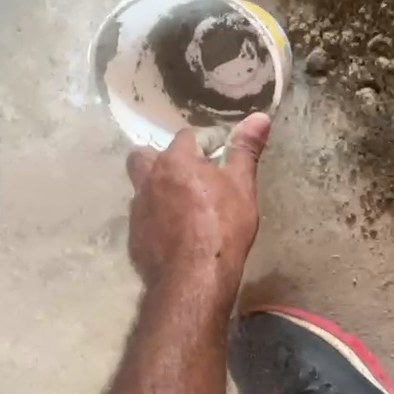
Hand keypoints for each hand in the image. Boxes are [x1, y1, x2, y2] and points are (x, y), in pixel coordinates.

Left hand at [125, 114, 272, 299]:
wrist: (194, 276)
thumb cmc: (223, 224)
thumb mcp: (242, 185)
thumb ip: (246, 149)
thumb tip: (260, 117)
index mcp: (175, 162)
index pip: (186, 137)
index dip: (203, 142)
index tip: (219, 154)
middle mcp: (148, 180)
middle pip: (143, 157)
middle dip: (161, 159)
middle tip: (188, 174)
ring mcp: (137, 210)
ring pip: (142, 189)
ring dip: (159, 190)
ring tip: (184, 205)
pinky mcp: (134, 237)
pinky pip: (144, 218)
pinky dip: (157, 218)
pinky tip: (177, 232)